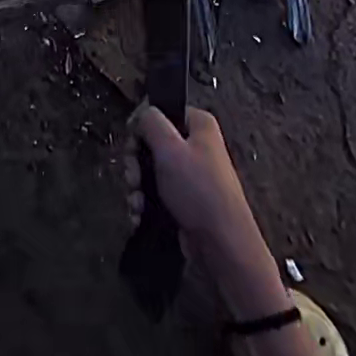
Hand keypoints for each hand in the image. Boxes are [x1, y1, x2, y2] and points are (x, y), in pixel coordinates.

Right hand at [125, 105, 255, 245]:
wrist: (222, 245)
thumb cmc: (198, 189)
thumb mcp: (169, 147)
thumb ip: (150, 121)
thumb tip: (140, 115)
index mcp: (199, 125)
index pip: (161, 110)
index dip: (141, 123)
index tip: (132, 141)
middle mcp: (196, 145)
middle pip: (151, 141)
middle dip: (135, 161)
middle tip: (134, 176)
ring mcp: (190, 174)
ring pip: (149, 168)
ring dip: (137, 184)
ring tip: (137, 200)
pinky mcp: (184, 199)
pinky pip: (155, 191)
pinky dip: (144, 201)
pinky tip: (140, 213)